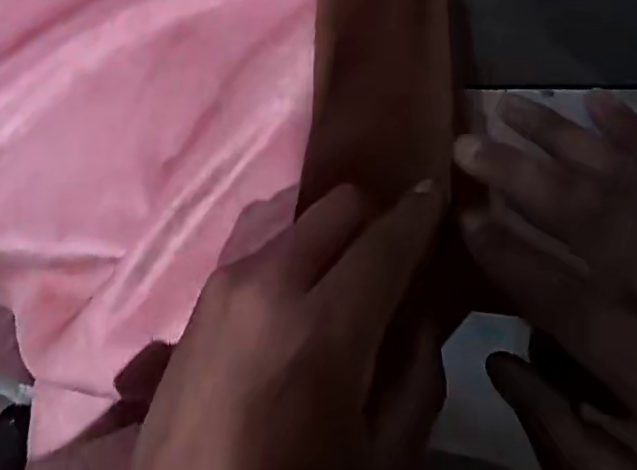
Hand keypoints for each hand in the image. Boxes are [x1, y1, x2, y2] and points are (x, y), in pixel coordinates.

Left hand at [134, 181, 447, 469]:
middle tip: (394, 250)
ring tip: (347, 274)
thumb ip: (418, 376)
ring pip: (301, 217)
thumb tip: (421, 313)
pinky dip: (299, 252)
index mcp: (320, 330)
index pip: (385, 241)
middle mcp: (269, 284)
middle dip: (376, 214)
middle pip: (340, 204)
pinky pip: (266, 244)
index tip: (436, 192)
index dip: (419, 212)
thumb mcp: (381, 458)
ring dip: (335, 233)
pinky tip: (304, 294)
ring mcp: (227, 282)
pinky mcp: (200, 294)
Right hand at [457, 93, 636, 469]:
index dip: (509, 255)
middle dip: (522, 176)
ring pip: (631, 181)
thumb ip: (567, 435)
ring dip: (567, 137)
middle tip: (467, 140)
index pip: (568, 298)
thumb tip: (498, 359)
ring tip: (515, 104)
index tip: (462, 215)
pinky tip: (602, 105)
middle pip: (593, 221)